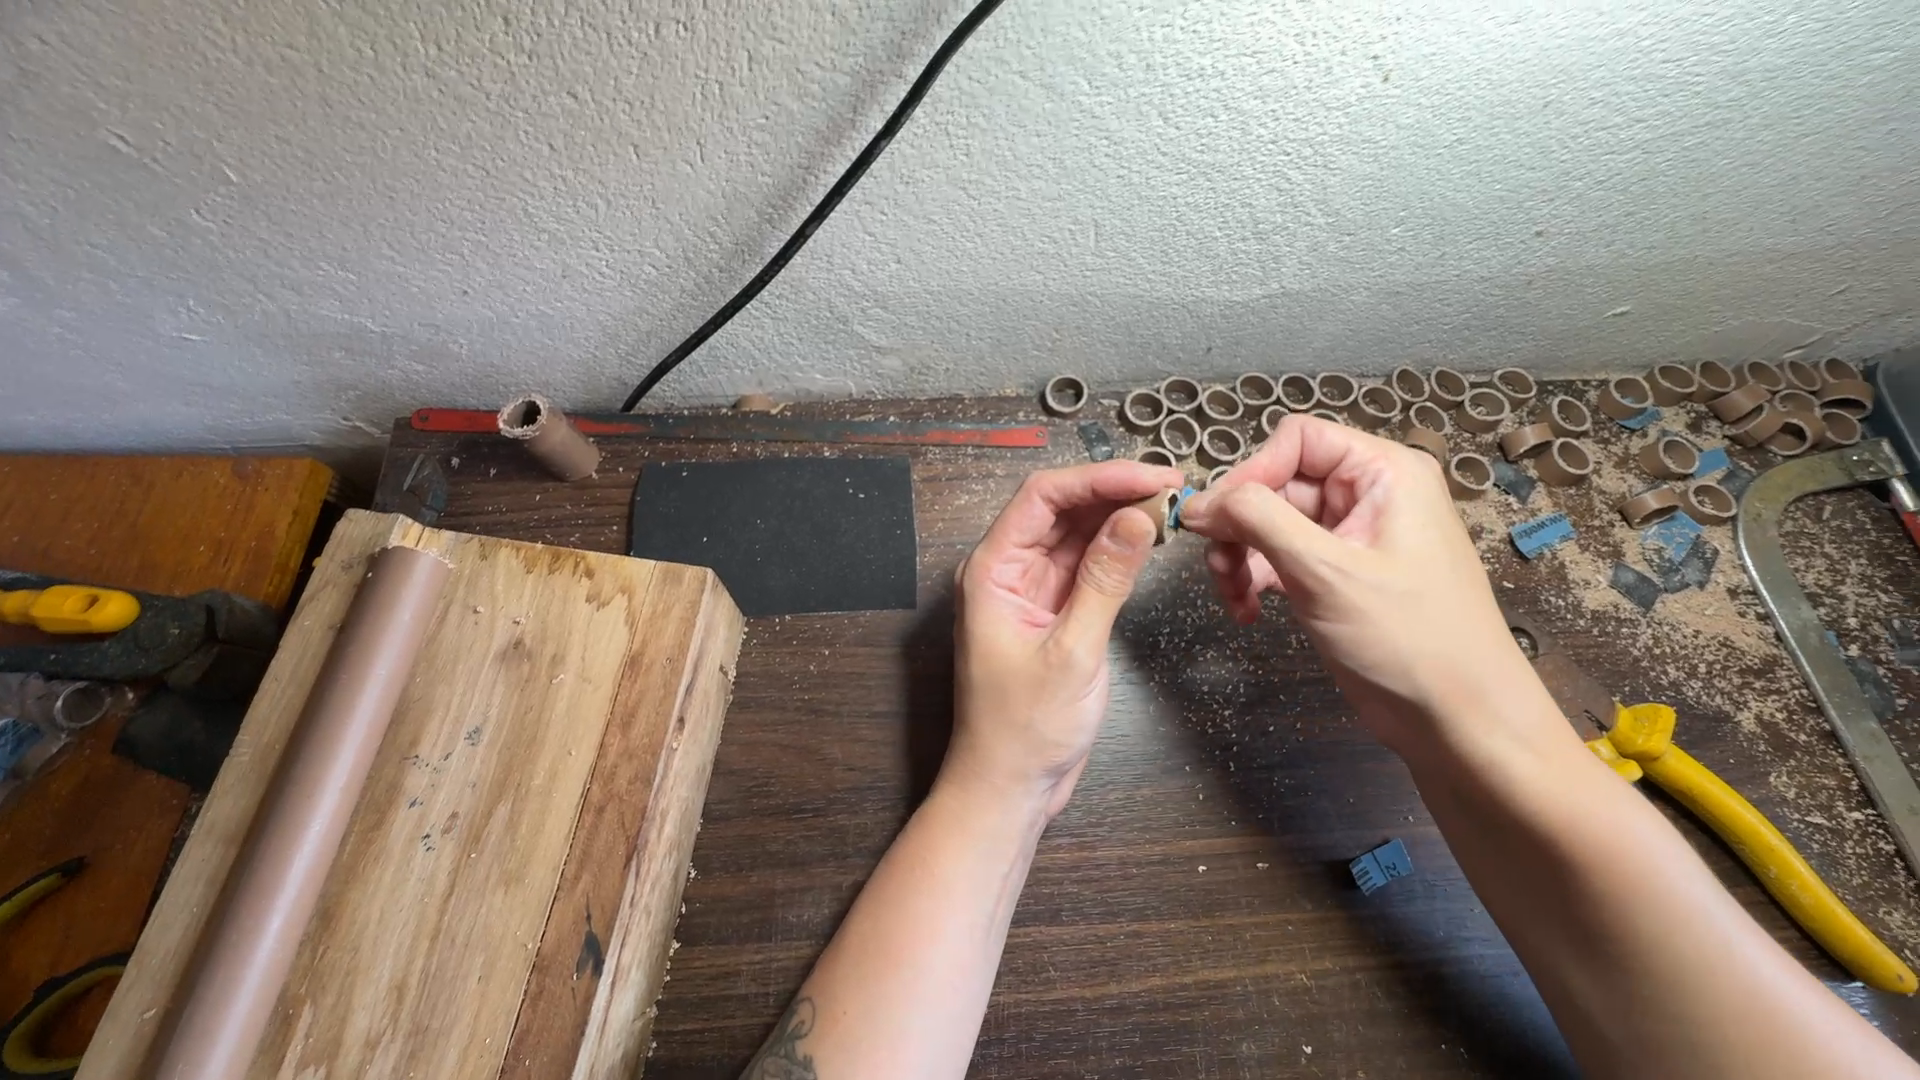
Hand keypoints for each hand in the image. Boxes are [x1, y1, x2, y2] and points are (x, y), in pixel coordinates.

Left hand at [948, 461, 1184, 819]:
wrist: (1010, 785)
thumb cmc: (1024, 729)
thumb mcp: (1071, 652)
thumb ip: (1104, 581)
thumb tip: (1139, 518)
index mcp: (992, 570)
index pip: (1043, 496)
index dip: (1099, 477)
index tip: (1153, 478)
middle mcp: (1008, 570)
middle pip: (1061, 509)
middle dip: (1114, 492)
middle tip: (1174, 489)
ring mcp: (1031, 590)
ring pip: (1076, 534)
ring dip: (1119, 517)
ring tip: (1171, 508)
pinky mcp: (1053, 611)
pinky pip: (1085, 566)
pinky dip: (1116, 551)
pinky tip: (1148, 540)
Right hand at [1176, 415, 1549, 756]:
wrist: (1455, 719)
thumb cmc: (1406, 636)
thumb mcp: (1324, 570)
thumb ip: (1257, 520)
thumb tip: (1196, 502)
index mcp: (1382, 472)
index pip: (1296, 440)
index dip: (1249, 473)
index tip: (1212, 518)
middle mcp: (1365, 494)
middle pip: (1275, 484)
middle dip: (1238, 525)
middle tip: (1216, 565)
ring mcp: (1348, 537)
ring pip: (1268, 524)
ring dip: (1239, 556)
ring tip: (1231, 595)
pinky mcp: (1334, 575)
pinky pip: (1278, 558)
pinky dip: (1254, 579)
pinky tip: (1246, 610)